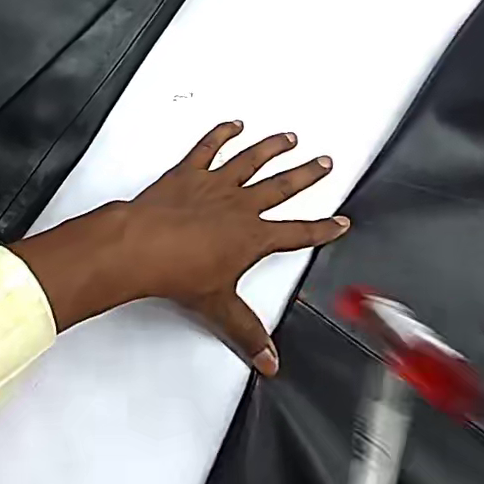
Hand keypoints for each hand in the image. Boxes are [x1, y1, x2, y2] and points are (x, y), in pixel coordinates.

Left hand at [10, 121, 348, 375]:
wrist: (144, 245)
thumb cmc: (178, 271)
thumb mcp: (219, 306)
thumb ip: (246, 332)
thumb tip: (267, 360)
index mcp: (252, 236)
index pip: (297, 233)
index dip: (322, 229)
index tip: (339, 221)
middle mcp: (239, 205)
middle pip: (282, 187)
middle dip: (307, 175)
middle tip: (325, 162)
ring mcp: (215, 184)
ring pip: (252, 160)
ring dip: (272, 148)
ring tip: (289, 137)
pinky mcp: (189, 171)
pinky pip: (209, 147)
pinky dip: (222, 133)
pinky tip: (233, 124)